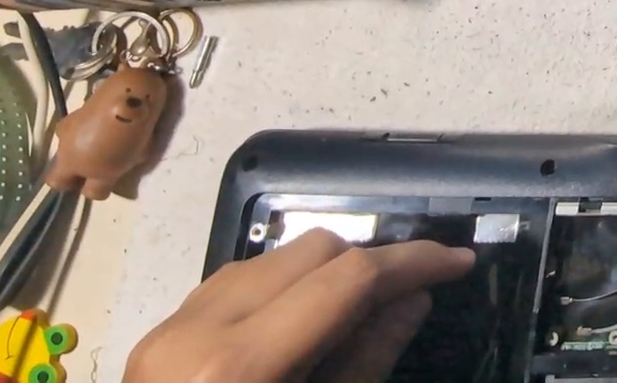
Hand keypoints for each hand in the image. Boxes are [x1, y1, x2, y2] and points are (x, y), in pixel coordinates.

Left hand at [126, 230, 474, 382]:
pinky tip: (299, 320)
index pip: (350, 276)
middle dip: (370, 263)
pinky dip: (285, 285)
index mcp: (238, 366)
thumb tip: (414, 297)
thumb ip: (368, 358)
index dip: (415, 261)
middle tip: (402, 295)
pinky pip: (241, 279)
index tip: (460, 262)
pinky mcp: (156, 336)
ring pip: (280, 255)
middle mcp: (197, 330)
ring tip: (351, 311)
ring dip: (328, 270)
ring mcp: (168, 330)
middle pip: (318, 249)